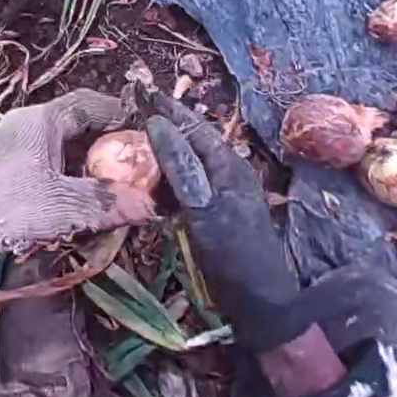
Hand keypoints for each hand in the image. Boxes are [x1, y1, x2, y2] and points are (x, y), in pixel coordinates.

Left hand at [0, 90, 154, 292]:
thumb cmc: (7, 208)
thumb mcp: (64, 205)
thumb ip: (108, 202)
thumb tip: (150, 206)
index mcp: (40, 120)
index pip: (89, 104)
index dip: (119, 116)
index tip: (144, 135)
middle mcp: (26, 124)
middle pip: (76, 123)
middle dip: (106, 143)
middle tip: (132, 164)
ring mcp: (13, 144)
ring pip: (61, 144)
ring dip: (86, 161)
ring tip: (110, 184)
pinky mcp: (5, 166)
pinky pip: (47, 160)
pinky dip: (68, 173)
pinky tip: (77, 197)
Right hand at [143, 93, 307, 352]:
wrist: (262, 305)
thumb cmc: (232, 255)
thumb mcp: (202, 208)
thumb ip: (179, 165)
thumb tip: (157, 122)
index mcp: (227, 164)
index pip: (192, 125)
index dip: (167, 108)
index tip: (141, 91)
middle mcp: (228, 171)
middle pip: (193, 138)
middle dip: (166, 121)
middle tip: (134, 110)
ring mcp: (225, 191)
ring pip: (192, 157)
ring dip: (168, 144)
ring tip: (138, 137)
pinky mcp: (218, 209)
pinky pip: (191, 178)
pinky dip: (171, 170)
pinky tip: (155, 176)